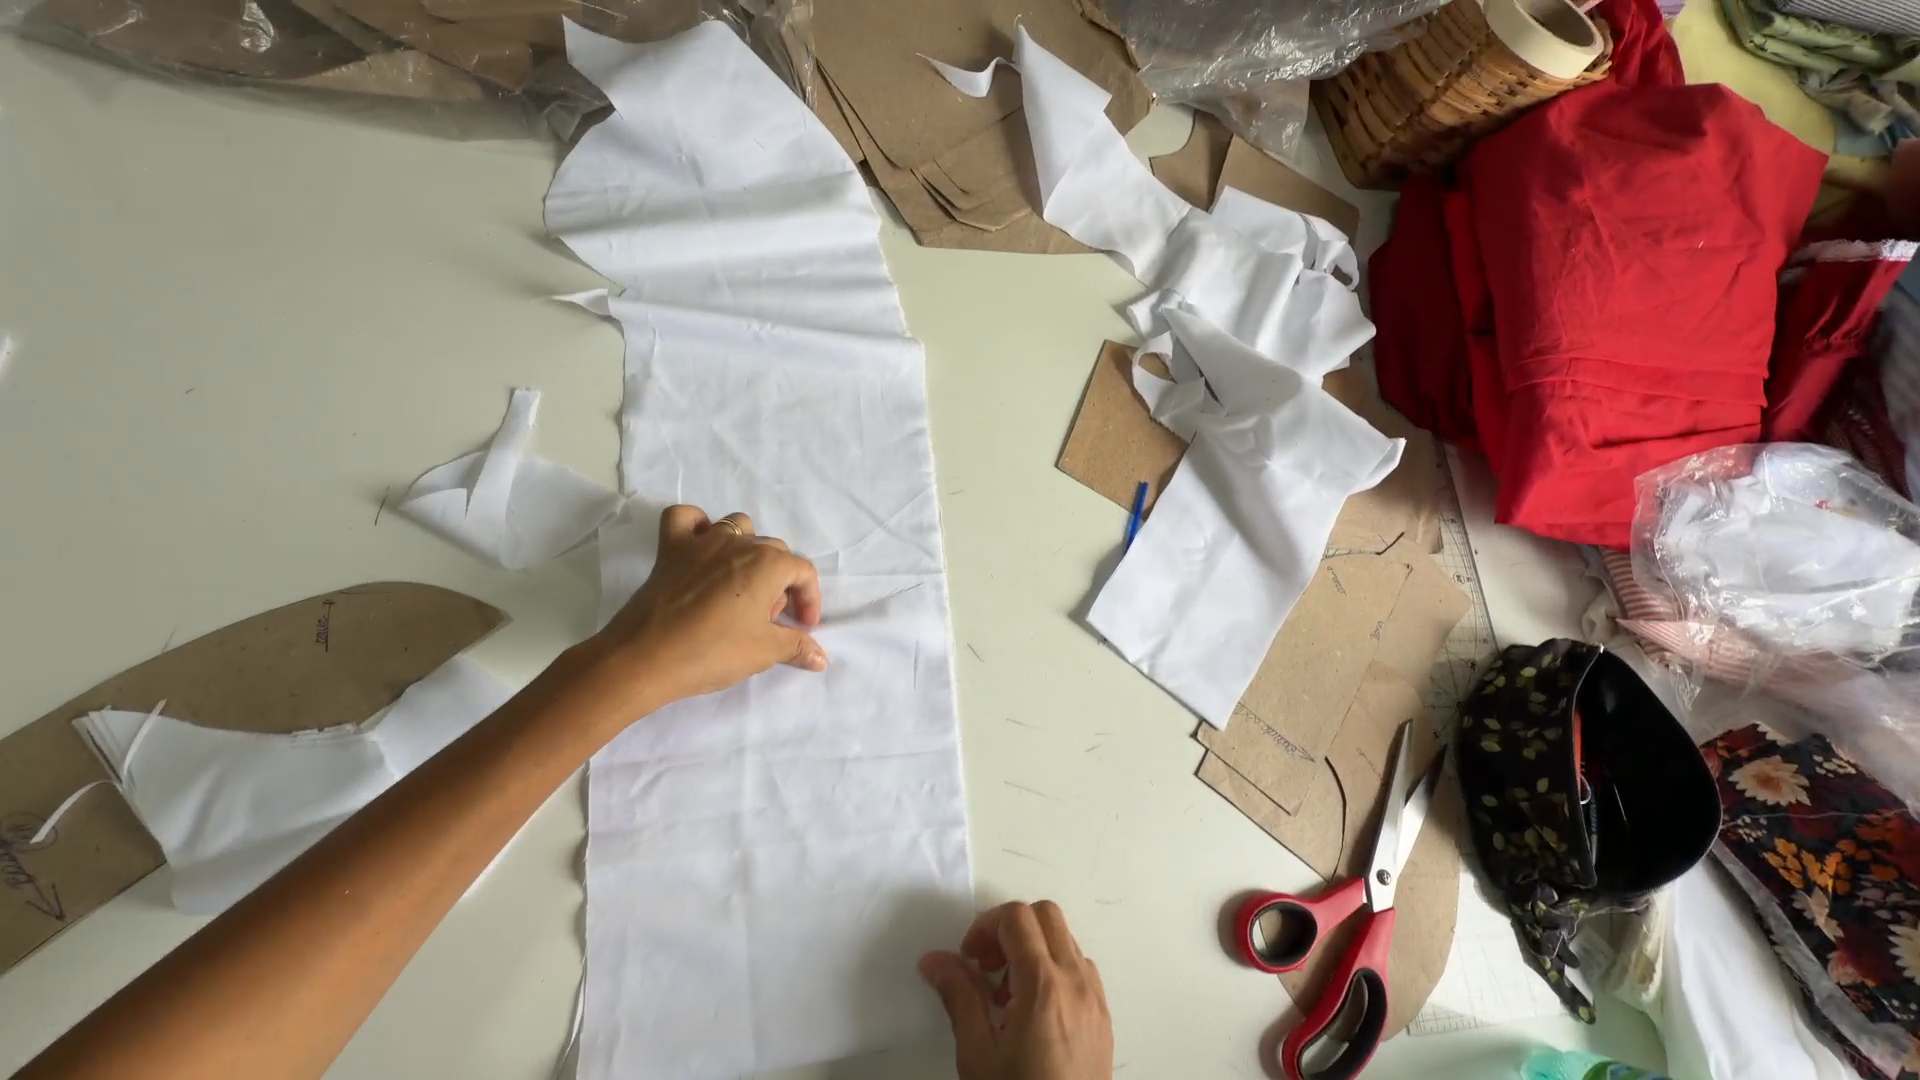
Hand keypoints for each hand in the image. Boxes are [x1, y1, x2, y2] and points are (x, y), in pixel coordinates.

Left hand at [587, 506, 826, 713]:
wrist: (644, 657)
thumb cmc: (712, 651)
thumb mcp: (764, 652)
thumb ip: (797, 647)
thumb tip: (821, 658)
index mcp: (768, 563)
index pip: (803, 572)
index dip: (809, 600)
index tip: (803, 627)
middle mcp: (739, 543)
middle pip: (774, 551)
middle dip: (780, 583)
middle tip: (768, 619)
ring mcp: (702, 541)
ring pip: (737, 527)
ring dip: (748, 551)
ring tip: (741, 587)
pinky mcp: (670, 548)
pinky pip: (686, 519)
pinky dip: (697, 526)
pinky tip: (702, 549)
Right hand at [920, 901, 1113, 1079]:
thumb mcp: (978, 1056)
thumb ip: (959, 997)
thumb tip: (935, 960)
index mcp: (1044, 985)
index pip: (1017, 917)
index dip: (985, 926)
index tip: (968, 958)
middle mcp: (1076, 982)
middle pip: (1046, 915)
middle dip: (1011, 929)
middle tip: (986, 967)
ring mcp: (1095, 998)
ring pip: (1066, 940)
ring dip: (1034, 949)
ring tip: (1007, 995)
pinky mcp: (1103, 1018)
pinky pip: (1081, 968)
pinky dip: (1055, 970)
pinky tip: (1033, 1010)